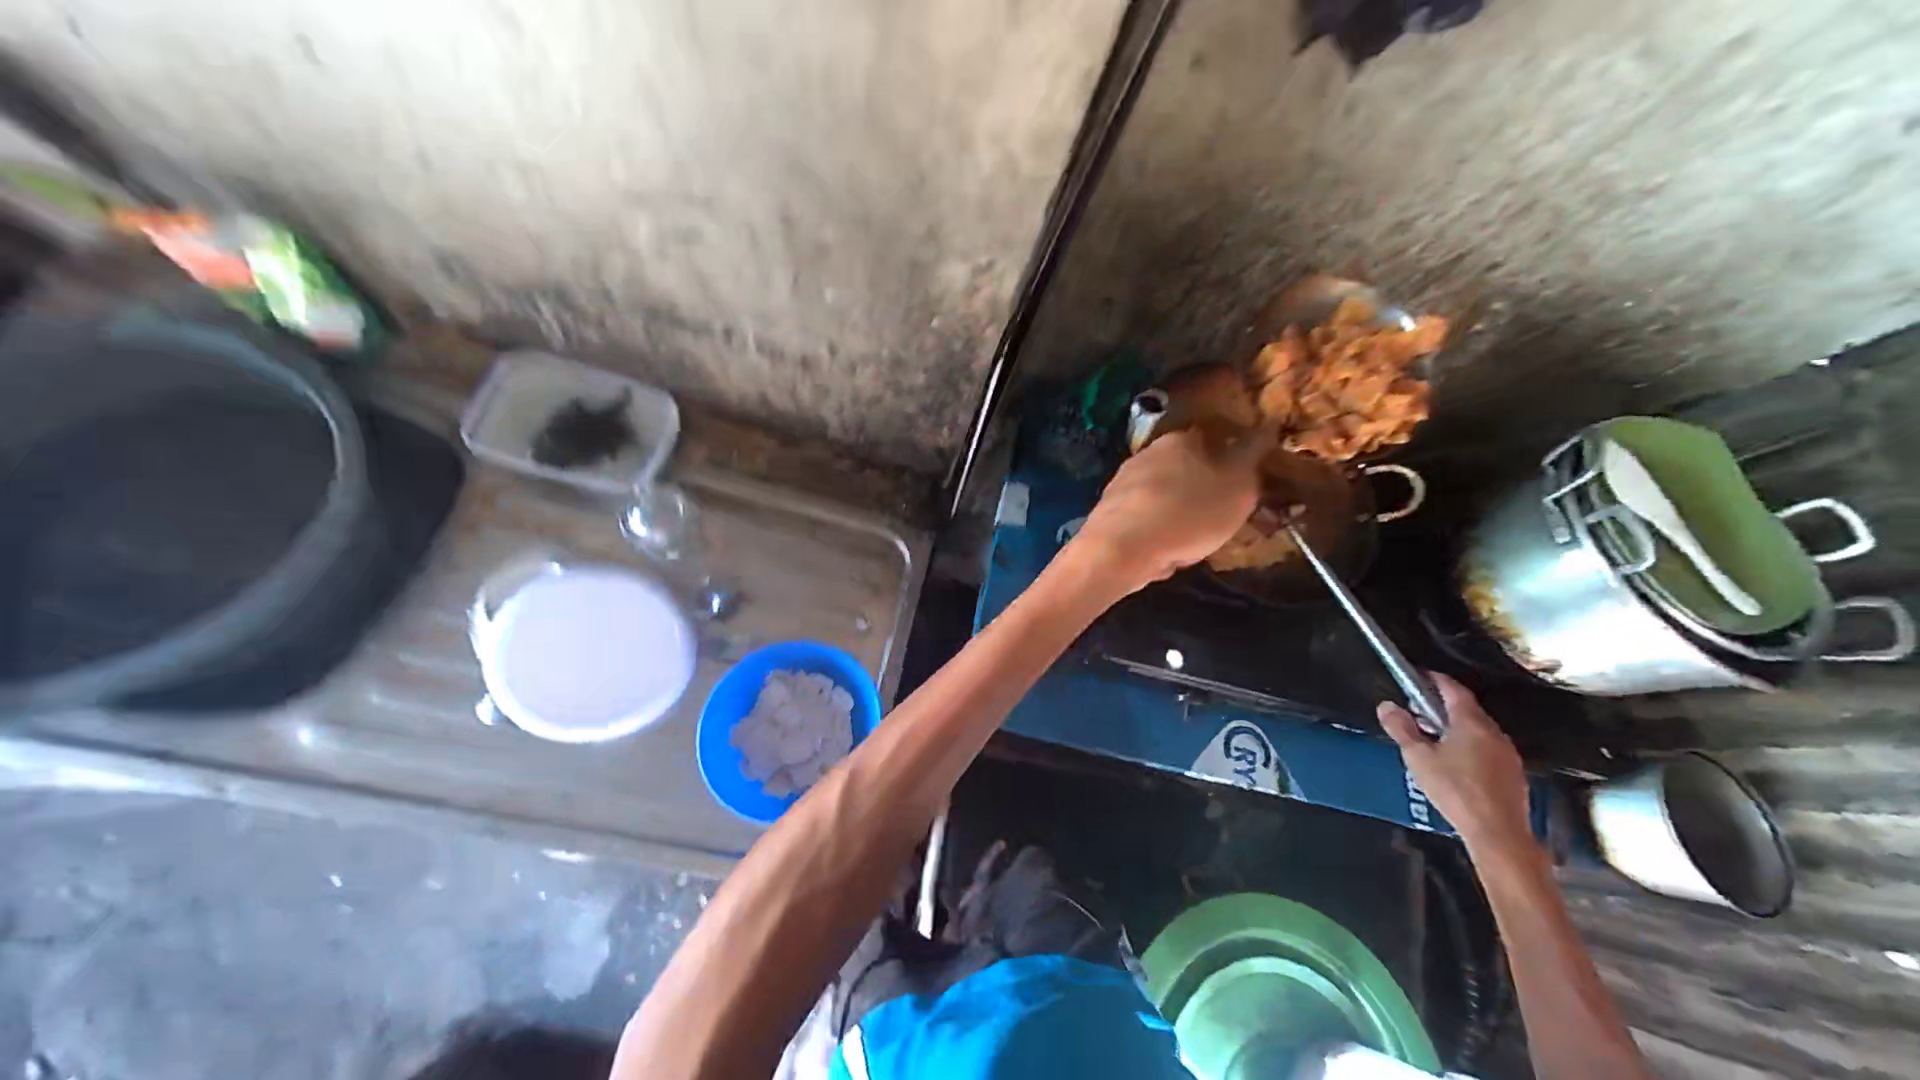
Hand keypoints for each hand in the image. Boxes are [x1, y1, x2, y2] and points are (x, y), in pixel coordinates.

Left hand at [1070, 426, 1268, 590]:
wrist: (1120, 550)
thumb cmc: (1187, 514)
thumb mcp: (1238, 488)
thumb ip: (1251, 461)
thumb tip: (1262, 433)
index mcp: (1178, 440)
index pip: (1211, 439)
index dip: (1229, 462)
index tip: (1240, 487)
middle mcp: (1145, 455)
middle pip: (1184, 472)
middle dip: (1201, 496)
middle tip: (1218, 522)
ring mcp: (1121, 485)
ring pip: (1163, 501)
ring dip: (1178, 521)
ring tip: (1190, 546)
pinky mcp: (1108, 515)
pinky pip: (1143, 525)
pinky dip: (1155, 538)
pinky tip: (1162, 557)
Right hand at [1379, 673, 1532, 855]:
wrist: (1498, 832)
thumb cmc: (1454, 789)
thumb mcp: (1418, 758)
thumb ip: (1401, 729)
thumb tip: (1387, 706)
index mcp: (1471, 723)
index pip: (1454, 689)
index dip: (1436, 679)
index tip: (1420, 675)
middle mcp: (1494, 732)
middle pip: (1467, 709)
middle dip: (1442, 705)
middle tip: (1419, 709)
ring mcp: (1507, 753)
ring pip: (1478, 729)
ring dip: (1456, 726)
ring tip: (1433, 736)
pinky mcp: (1513, 773)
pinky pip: (1488, 747)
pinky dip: (1469, 744)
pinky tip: (1455, 761)